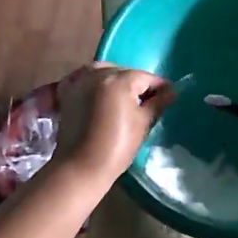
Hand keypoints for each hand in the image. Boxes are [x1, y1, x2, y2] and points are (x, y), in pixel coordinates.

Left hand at [52, 64, 173, 182]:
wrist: (81, 166)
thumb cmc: (117, 147)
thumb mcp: (142, 123)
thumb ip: (157, 103)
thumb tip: (171, 92)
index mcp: (119, 80)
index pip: (146, 77)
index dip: (159, 86)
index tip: (168, 96)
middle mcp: (97, 74)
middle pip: (124, 72)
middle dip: (136, 83)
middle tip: (147, 100)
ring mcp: (79, 81)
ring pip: (103, 71)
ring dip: (114, 79)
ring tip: (123, 96)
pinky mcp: (66, 92)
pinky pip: (82, 77)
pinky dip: (92, 80)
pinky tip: (98, 91)